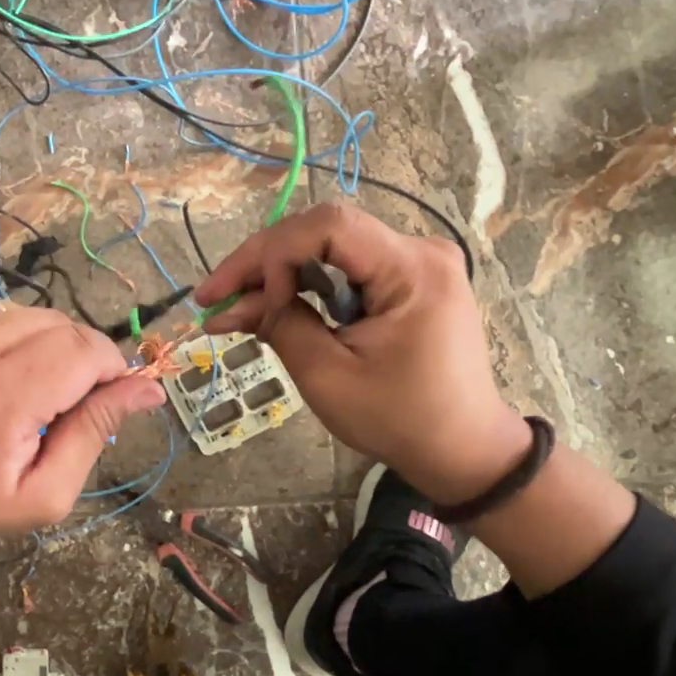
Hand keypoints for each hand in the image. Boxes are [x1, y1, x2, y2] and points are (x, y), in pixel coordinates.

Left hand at [0, 300, 165, 588]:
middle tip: (57, 398)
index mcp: (1, 401)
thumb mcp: (43, 494)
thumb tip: (147, 388)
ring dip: (30, 343)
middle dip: (72, 355)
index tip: (102, 392)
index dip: (108, 366)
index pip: (84, 348)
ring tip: (13, 386)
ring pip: (17, 312)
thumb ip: (95, 433)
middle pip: (54, 323)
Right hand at [194, 203, 531, 505]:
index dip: (273, 253)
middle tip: (212, 299)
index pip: (328, 226)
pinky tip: (269, 307)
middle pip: (322, 231)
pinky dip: (302, 285)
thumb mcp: (327, 376)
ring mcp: (415, 263)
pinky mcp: (406, 280)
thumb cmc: (399, 418)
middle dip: (261, 263)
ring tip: (232, 308)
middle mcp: (419, 252)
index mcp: (412, 270)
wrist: (462, 449)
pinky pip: (342, 267)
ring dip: (276, 274)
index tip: (239, 297)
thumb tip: (232, 303)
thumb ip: (280, 326)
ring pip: (326, 247)